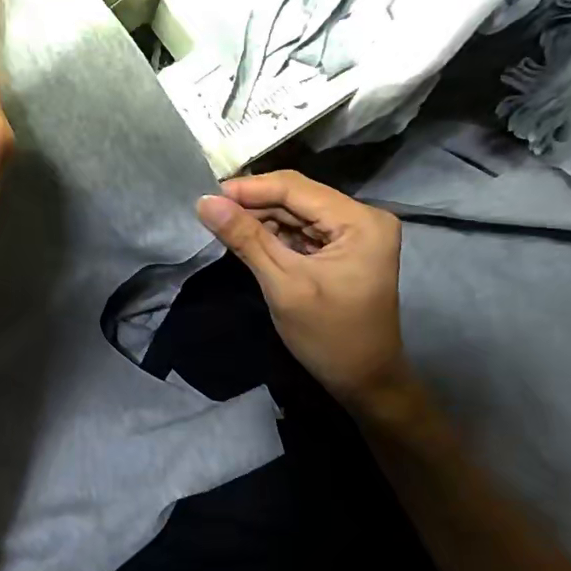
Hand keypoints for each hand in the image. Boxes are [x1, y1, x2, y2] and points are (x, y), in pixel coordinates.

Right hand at [196, 171, 411, 414]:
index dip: (249, 189)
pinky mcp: (345, 248)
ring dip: (261, 218)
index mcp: (360, 221)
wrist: (365, 382)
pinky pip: (303, 230)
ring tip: (222, 223)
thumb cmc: (328, 337)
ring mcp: (356, 232)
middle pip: (297, 197)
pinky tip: (247, 237)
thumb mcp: (282, 284)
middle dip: (253, 203)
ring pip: (297, 212)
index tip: (207, 196)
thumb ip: (245, 238)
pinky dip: (275, 234)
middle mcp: (363, 217)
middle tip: (210, 211)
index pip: (296, 188)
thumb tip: (205, 202)